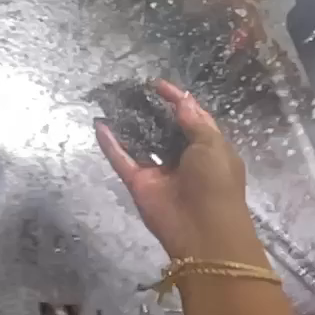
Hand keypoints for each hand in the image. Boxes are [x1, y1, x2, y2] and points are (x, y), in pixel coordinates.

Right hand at [96, 80, 266, 263]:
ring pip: (140, 142)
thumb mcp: (212, 146)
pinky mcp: (138, 182)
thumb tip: (183, 100)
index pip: (191, 119)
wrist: (203, 230)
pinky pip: (121, 158)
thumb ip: (194, 122)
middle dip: (150, 109)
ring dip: (128, 124)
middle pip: (163, 128)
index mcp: (207, 149)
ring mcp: (158, 170)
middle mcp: (182, 158)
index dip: (177, 100)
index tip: (157, 84)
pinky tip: (99, 125)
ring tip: (112, 101)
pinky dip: (110, 143)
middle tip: (131, 90)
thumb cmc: (215, 183)